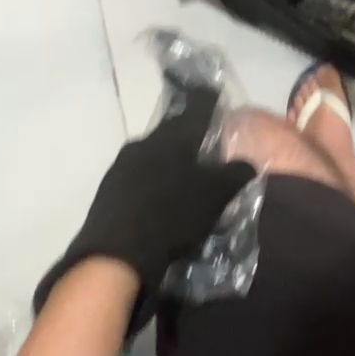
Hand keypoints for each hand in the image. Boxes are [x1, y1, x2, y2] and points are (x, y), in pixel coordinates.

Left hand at [33, 86, 254, 330]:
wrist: (115, 258)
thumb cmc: (173, 215)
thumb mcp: (218, 194)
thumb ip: (237, 172)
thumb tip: (248, 162)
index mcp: (175, 135)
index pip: (198, 105)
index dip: (209, 99)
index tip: (217, 97)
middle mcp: (146, 141)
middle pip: (173, 130)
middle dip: (189, 136)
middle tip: (205, 147)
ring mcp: (122, 165)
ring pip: (153, 153)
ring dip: (168, 160)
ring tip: (182, 178)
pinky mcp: (106, 190)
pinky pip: (136, 175)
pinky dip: (151, 180)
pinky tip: (158, 199)